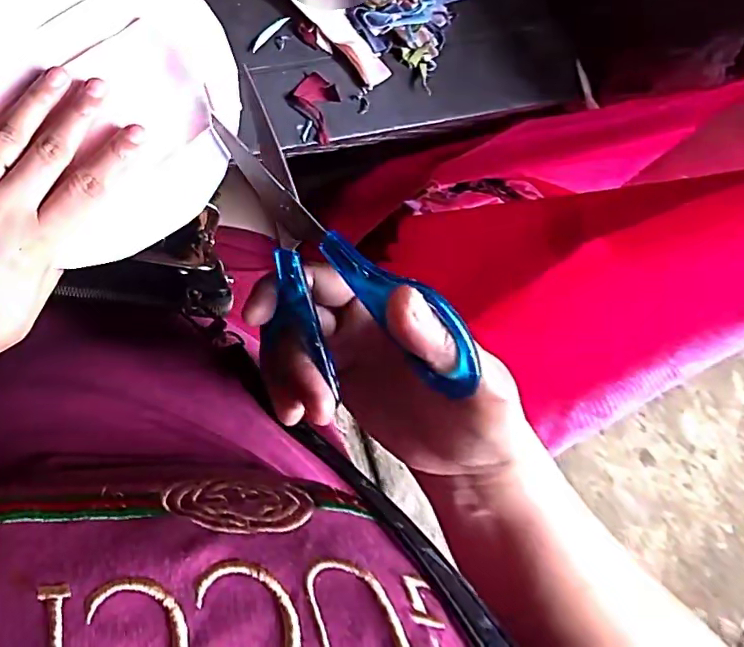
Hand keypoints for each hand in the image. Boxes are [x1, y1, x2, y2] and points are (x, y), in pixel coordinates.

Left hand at [0, 67, 145, 418]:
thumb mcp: (17, 318)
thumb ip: (45, 271)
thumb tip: (62, 239)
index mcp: (28, 246)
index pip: (87, 189)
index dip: (116, 157)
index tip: (135, 133)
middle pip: (50, 149)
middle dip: (80, 111)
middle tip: (99, 86)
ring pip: (7, 134)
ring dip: (36, 100)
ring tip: (59, 74)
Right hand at [241, 262, 544, 480]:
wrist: (473, 466)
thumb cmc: (483, 414)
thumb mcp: (473, 379)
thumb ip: (437, 339)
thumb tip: (401, 295)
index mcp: (386, 302)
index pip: (325, 277)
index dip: (286, 284)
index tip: (260, 312)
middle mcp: (358, 316)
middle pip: (296, 310)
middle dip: (287, 348)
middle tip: (305, 395)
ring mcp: (343, 347)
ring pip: (290, 342)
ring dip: (287, 375)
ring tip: (309, 414)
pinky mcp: (335, 377)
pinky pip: (294, 371)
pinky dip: (286, 389)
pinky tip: (298, 415)